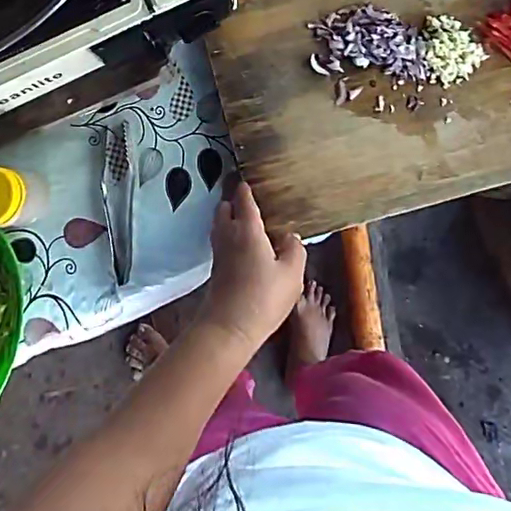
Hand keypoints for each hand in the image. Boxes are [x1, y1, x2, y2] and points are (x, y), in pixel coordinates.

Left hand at [199, 180, 306, 348]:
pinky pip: (221, 241)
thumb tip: (290, 236)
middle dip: (235, 202)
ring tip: (249, 225)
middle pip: (224, 207)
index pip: (243, 198)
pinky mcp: (215, 268)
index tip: (252, 181)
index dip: (247, 188)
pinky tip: (244, 248)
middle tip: (252, 205)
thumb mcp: (292, 274)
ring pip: (220, 224)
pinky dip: (229, 237)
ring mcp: (218, 251)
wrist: (228, 329)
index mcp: (247, 228)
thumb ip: (295, 249)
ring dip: (230, 219)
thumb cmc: (262, 298)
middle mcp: (228, 234)